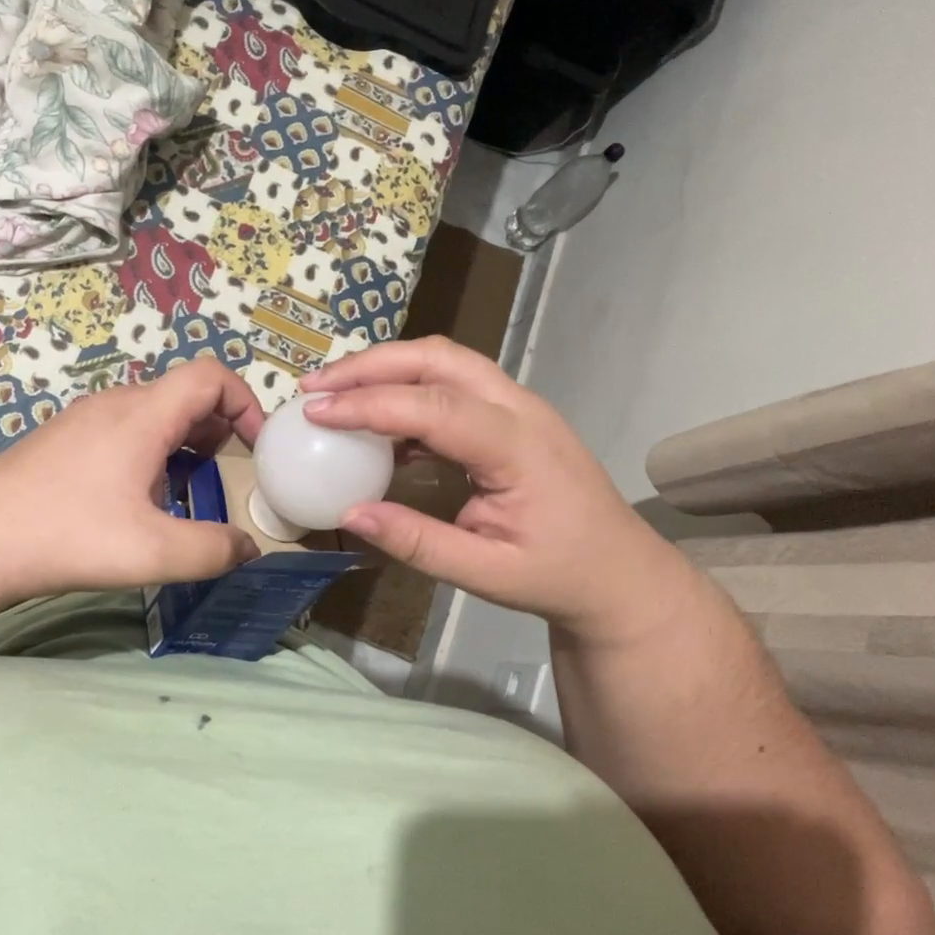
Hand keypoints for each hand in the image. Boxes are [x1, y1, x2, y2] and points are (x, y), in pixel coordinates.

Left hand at [0, 356, 265, 603]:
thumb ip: (213, 550)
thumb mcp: (154, 552)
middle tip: (226, 474)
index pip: (209, 377)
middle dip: (217, 429)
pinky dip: (148, 453)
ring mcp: (82, 420)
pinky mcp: (62, 441)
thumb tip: (247, 549)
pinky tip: (136, 501)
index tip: (257, 446)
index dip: (245, 402)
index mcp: (142, 416)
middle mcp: (114, 405)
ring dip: (182, 443)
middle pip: (182, 394)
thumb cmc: (69, 537)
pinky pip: (122, 432)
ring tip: (186, 490)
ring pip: (150, 415)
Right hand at [300, 338, 698, 642]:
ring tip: (333, 393)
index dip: (370, 404)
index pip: (434, 406)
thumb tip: (350, 513)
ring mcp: (518, 406)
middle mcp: (520, 409)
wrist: (620, 574)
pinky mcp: (510, 416)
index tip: (315, 412)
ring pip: (445, 361)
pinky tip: (373, 421)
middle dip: (370, 365)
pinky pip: (452, 385)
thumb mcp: (485, 574)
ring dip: (386, 368)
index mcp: (519, 447)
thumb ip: (417, 543)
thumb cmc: (557, 575)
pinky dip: (406, 389)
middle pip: (438, 358)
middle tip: (314, 387)